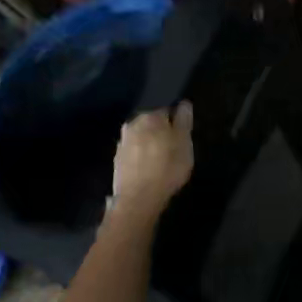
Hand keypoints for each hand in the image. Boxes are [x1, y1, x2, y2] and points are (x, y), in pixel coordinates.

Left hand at [111, 103, 193, 219]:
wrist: (139, 198)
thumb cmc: (168, 168)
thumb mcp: (185, 145)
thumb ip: (184, 122)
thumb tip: (184, 104)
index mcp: (150, 117)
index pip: (166, 111)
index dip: (176, 124)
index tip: (182, 138)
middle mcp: (132, 124)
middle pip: (151, 124)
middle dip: (160, 133)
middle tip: (172, 150)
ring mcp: (122, 143)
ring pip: (140, 138)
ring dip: (149, 145)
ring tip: (160, 161)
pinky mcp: (117, 160)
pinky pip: (133, 153)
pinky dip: (140, 157)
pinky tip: (148, 169)